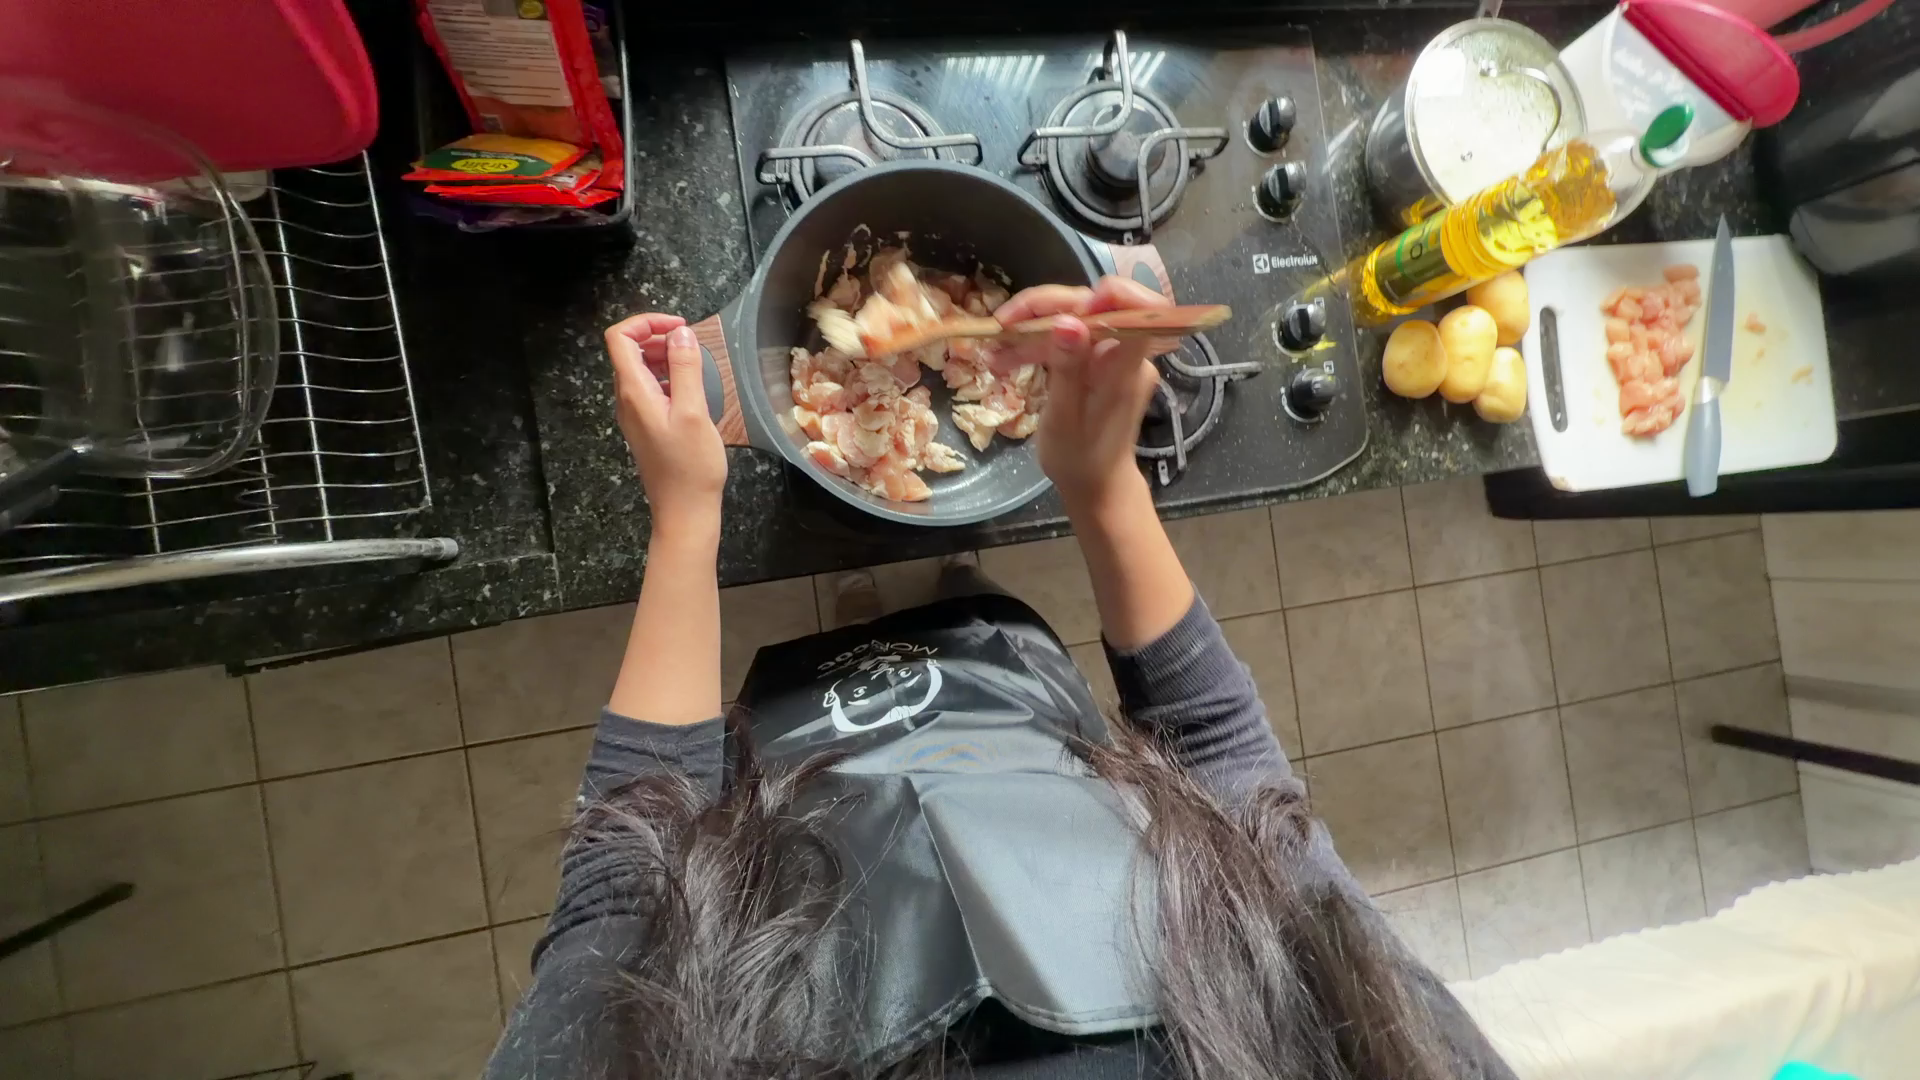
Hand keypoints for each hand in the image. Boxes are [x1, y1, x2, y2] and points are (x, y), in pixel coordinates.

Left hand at [605, 313, 727, 540]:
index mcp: (634, 392)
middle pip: (630, 351)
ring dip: (667, 359)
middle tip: (694, 347)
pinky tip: (693, 393)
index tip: (681, 327)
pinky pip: (652, 390)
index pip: (620, 338)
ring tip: (697, 367)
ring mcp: (636, 414)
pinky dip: (670, 380)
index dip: (647, 323)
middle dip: (660, 338)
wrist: (685, 510)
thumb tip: (681, 333)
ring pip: (642, 371)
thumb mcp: (693, 412)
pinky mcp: (648, 427)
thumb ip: (686, 369)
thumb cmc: (691, 465)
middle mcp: (627, 400)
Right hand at [993, 276, 1170, 516]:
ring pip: (1074, 320)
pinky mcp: (1099, 361)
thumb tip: (1068, 321)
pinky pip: (1070, 338)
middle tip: (1001, 326)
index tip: (1064, 307)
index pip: (1142, 311)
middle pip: (1093, 307)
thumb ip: (1068, 368)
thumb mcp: (1065, 419)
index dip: (1111, 294)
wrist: (1096, 485)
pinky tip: (1006, 358)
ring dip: (1032, 329)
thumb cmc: (1080, 460)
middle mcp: (1127, 353)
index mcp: (1127, 367)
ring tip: (993, 351)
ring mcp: (1113, 355)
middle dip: (1045, 310)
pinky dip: (1039, 344)